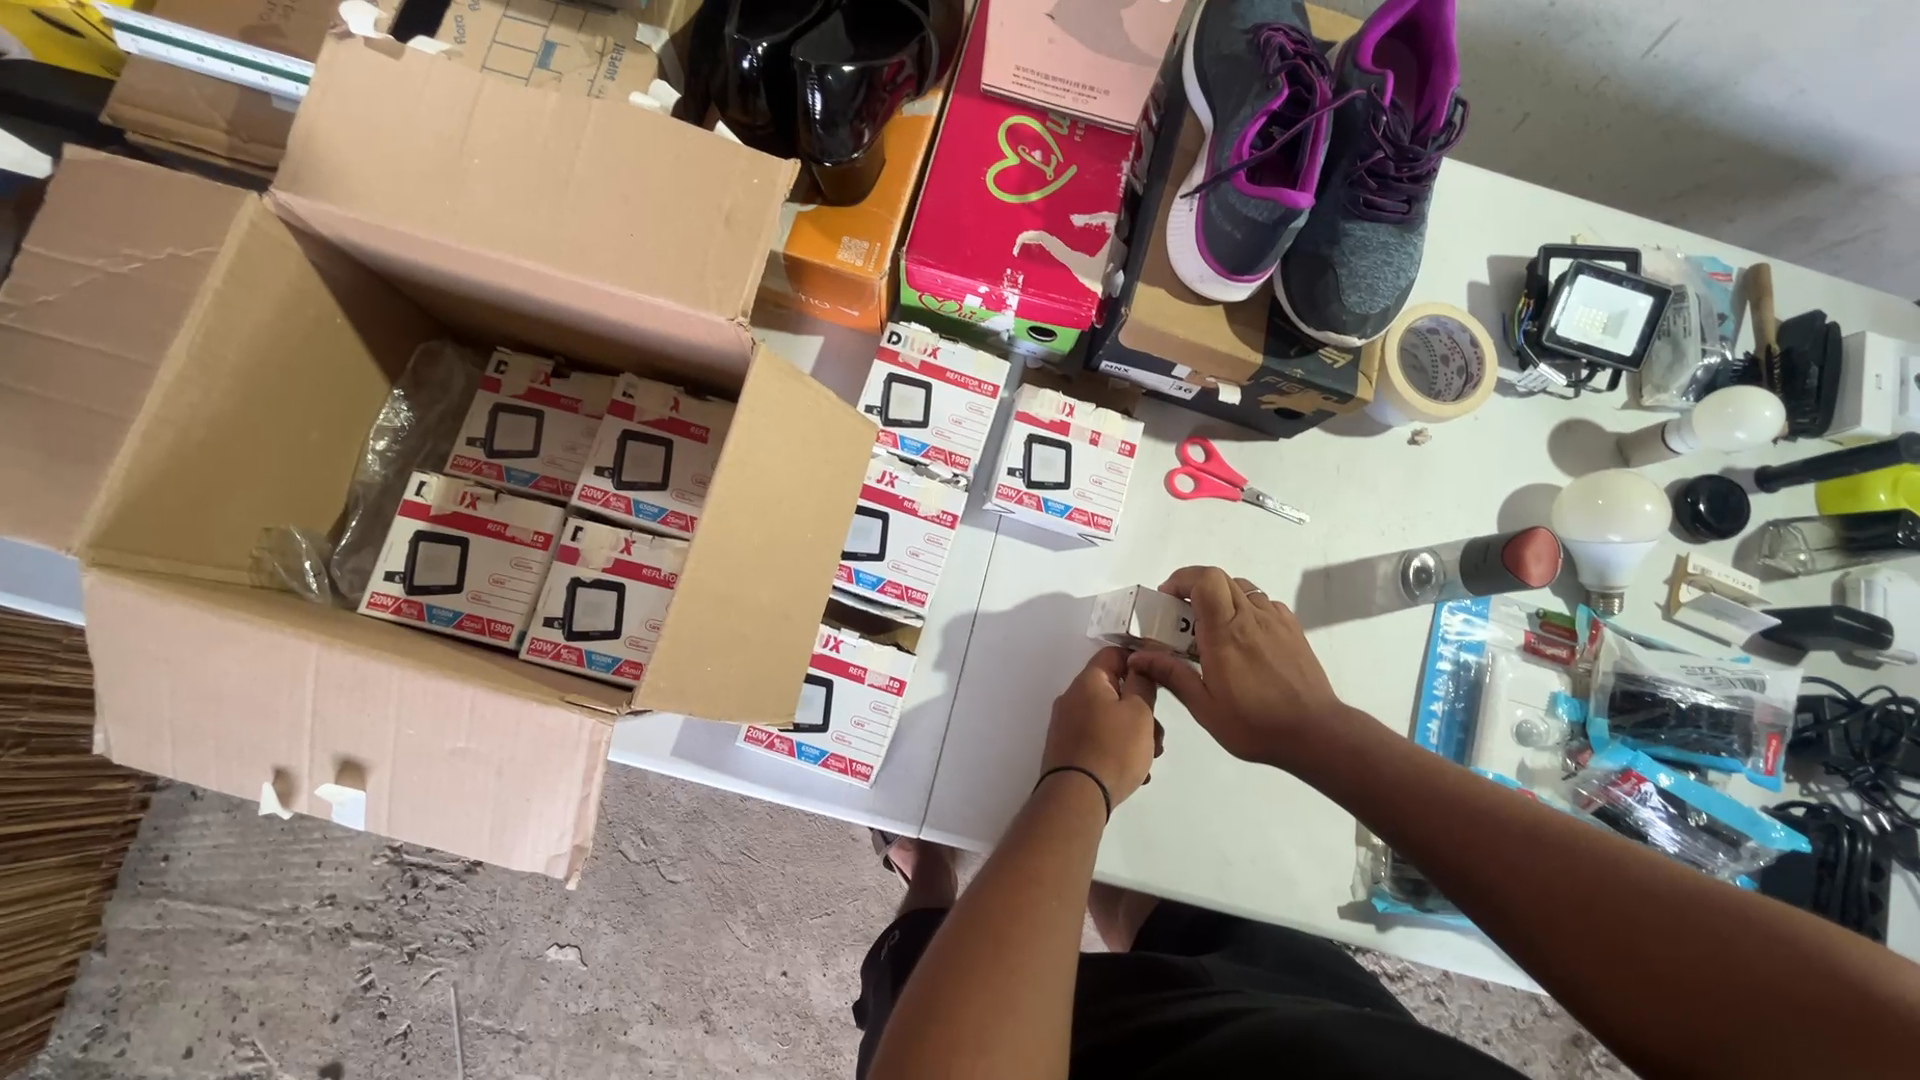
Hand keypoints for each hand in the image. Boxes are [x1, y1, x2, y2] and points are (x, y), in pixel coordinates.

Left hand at [1041, 646, 1163, 809]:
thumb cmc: (1113, 749)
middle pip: (1113, 692)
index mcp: (1087, 682)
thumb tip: (1138, 667)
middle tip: (1157, 736)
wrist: (1077, 797)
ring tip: (1149, 761)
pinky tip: (1134, 774)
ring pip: (1109, 719)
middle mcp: (1072, 699)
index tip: (1159, 679)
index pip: (1113, 655)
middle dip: (1141, 711)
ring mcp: (1066, 726)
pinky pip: (1098, 740)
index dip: (1139, 661)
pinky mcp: (1066, 750)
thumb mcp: (1140, 712)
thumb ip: (1142, 684)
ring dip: (1134, 735)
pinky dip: (1117, 750)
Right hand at [1127, 566, 1356, 769]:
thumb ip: (1172, 675)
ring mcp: (1276, 621)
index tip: (1168, 600)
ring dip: (1221, 597)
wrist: (1316, 733)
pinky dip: (1246, 609)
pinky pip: (1264, 604)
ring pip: (1243, 588)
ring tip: (1212, 629)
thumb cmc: (1255, 724)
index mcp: (1226, 633)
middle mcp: (1251, 618)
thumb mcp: (1205, 707)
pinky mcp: (1293, 630)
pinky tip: (1243, 638)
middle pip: (1220, 578)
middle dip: (1195, 587)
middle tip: (1182, 616)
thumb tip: (1138, 657)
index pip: (1205, 580)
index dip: (1182, 579)